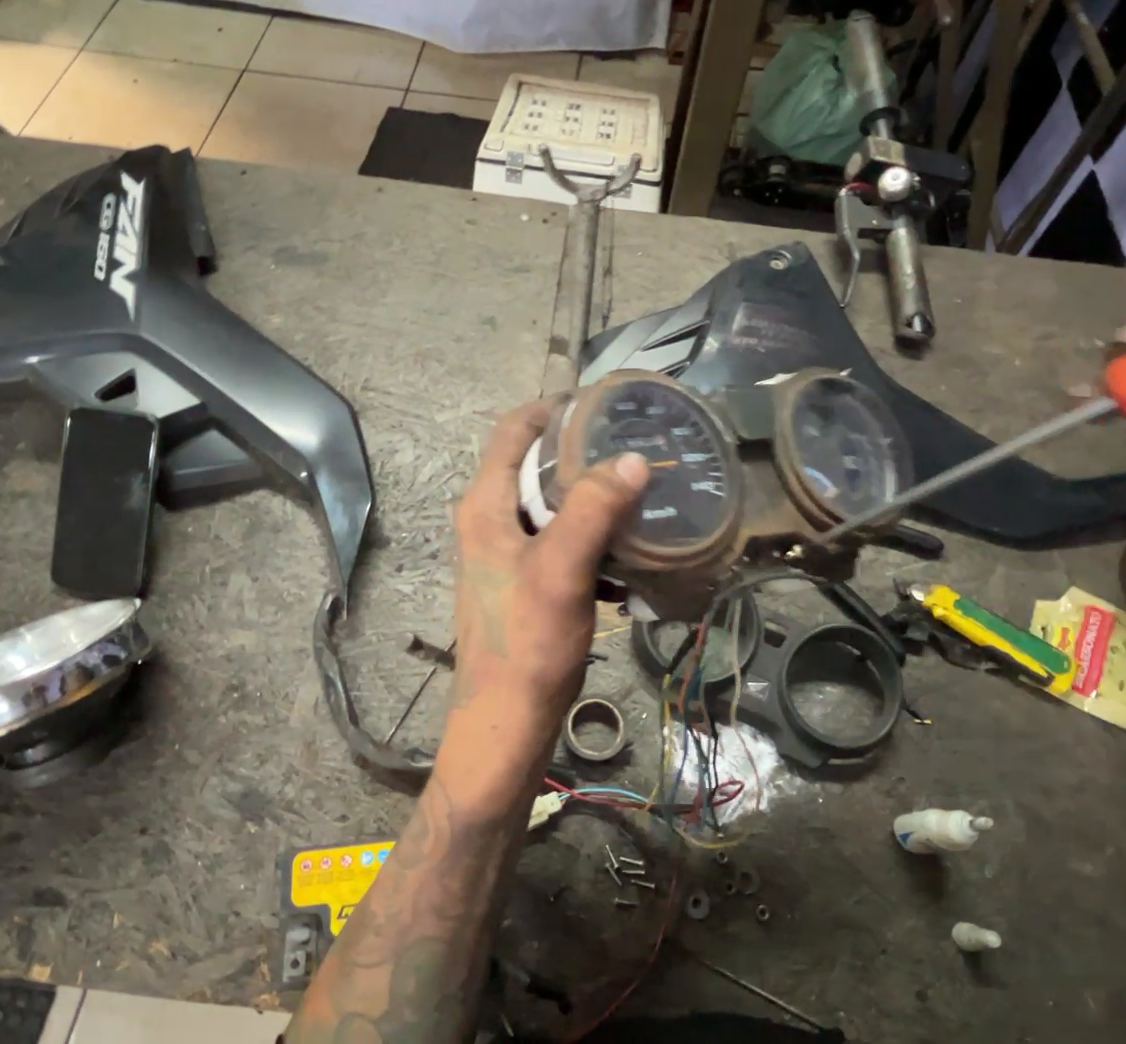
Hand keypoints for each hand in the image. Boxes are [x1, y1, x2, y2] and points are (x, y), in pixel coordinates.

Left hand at [436, 401, 648, 801]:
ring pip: (550, 507)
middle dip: (582, 454)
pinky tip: (627, 555)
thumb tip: (632, 458)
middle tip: (635, 449)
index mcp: (485, 505)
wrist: (506, 720)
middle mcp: (487, 521)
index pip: (512, 430)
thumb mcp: (562, 568)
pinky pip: (558, 544)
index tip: (603, 405)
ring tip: (640, 496)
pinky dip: (590, 539)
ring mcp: (502, 555)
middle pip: (534, 466)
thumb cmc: (527, 642)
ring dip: (591, 499)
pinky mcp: (520, 585)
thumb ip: (594, 509)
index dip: (553, 409)